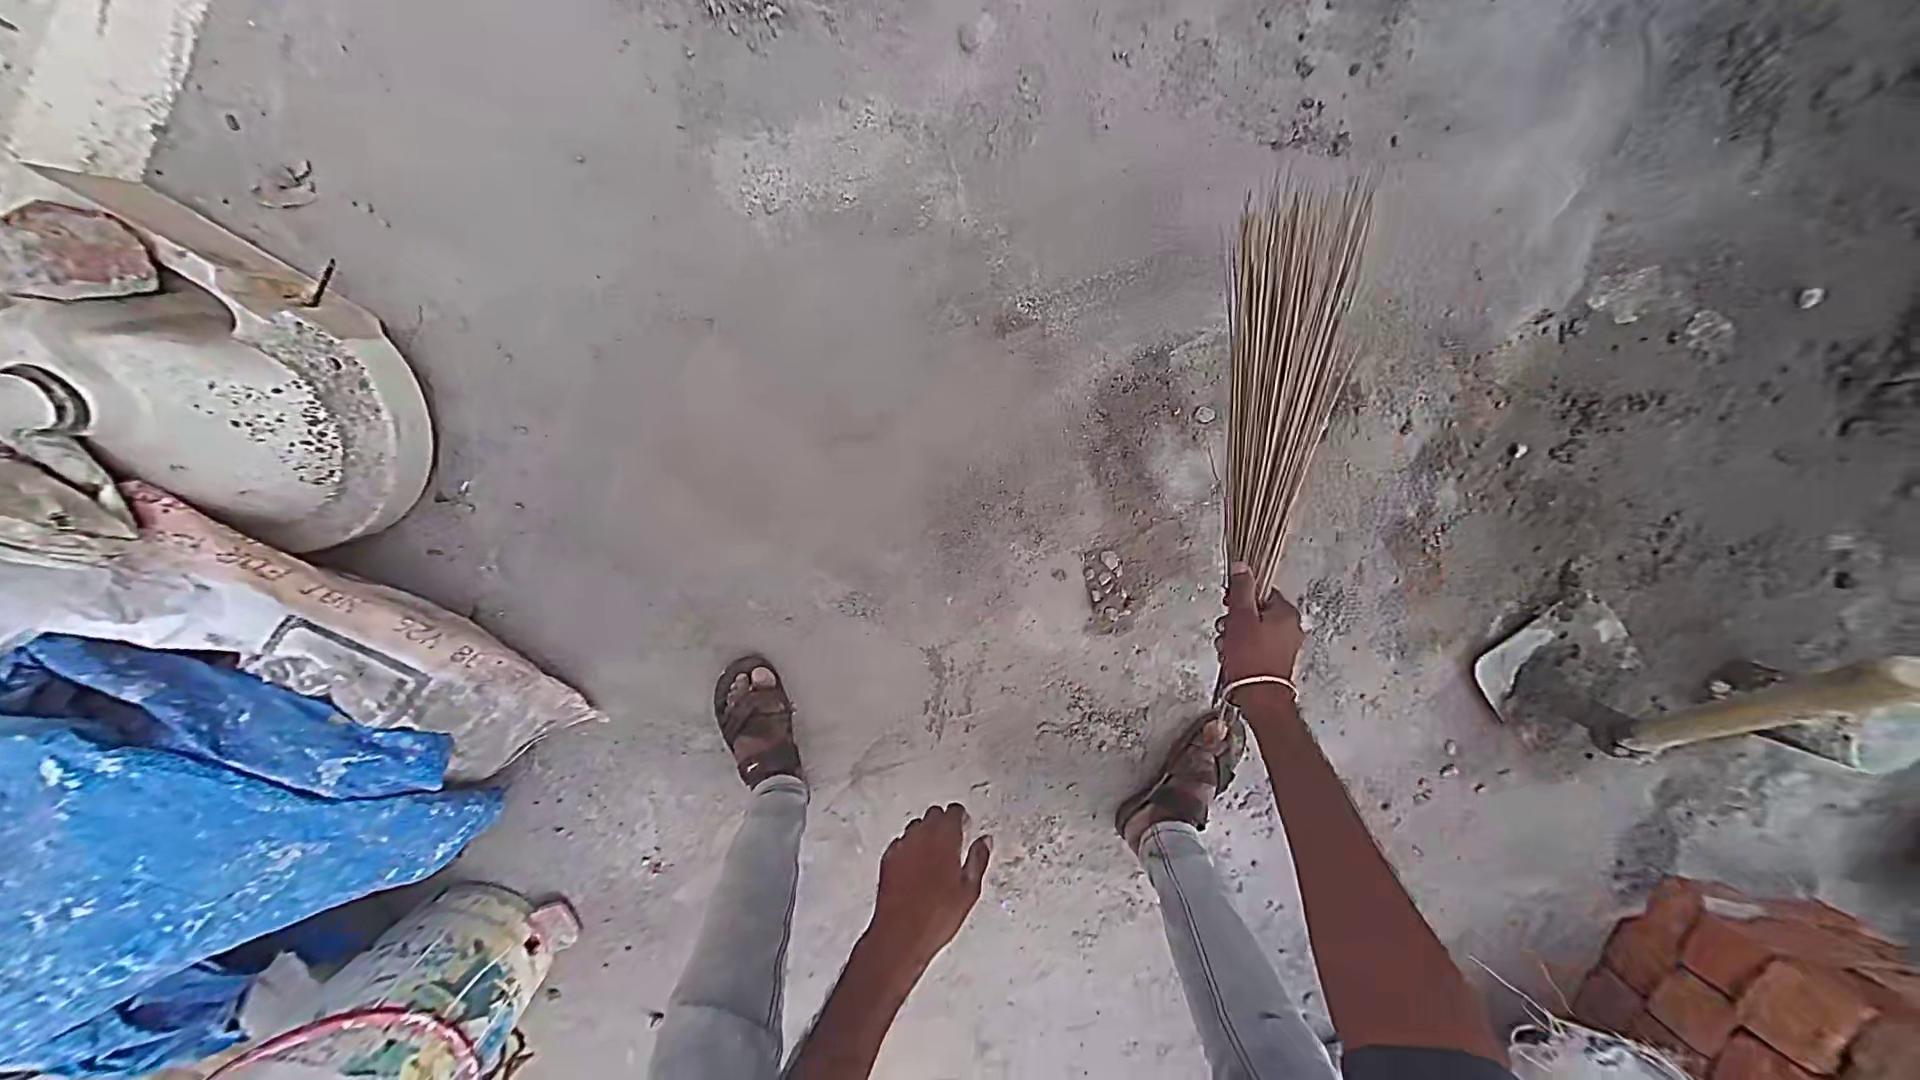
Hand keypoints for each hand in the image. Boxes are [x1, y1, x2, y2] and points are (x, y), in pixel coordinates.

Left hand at [866, 804, 990, 969]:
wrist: (901, 934)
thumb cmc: (935, 915)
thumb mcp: (970, 890)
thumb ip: (978, 859)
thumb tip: (985, 842)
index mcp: (945, 836)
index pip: (954, 811)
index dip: (961, 817)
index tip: (965, 825)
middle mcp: (921, 834)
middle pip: (934, 814)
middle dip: (944, 822)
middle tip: (953, 839)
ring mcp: (902, 845)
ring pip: (916, 827)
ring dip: (926, 834)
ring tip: (935, 855)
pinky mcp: (888, 858)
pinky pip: (901, 843)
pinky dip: (909, 848)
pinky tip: (916, 867)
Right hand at [1218, 561, 1305, 684]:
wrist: (1258, 695)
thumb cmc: (1251, 658)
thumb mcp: (1241, 616)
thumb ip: (1241, 590)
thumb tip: (1242, 567)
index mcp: (1286, 613)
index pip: (1261, 592)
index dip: (1240, 597)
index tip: (1228, 605)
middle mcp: (1291, 627)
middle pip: (1256, 610)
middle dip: (1235, 619)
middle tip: (1226, 629)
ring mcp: (1284, 645)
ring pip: (1253, 628)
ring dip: (1235, 634)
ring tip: (1227, 646)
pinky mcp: (1276, 659)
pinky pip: (1256, 644)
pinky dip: (1242, 648)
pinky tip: (1232, 656)